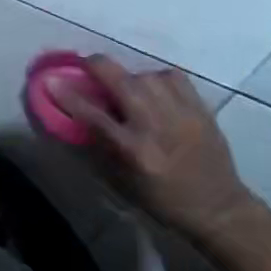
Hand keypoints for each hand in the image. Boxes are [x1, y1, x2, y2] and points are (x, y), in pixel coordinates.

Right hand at [48, 55, 257, 239]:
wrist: (218, 206)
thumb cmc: (164, 201)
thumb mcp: (125, 182)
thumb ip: (103, 146)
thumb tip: (82, 114)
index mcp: (134, 152)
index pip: (93, 116)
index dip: (69, 96)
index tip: (53, 80)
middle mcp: (155, 126)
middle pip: (121, 81)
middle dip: (97, 66)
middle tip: (86, 64)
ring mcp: (180, 112)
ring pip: (146, 75)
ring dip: (130, 76)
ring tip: (128, 87)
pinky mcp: (200, 106)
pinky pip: (173, 76)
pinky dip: (159, 78)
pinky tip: (156, 88)